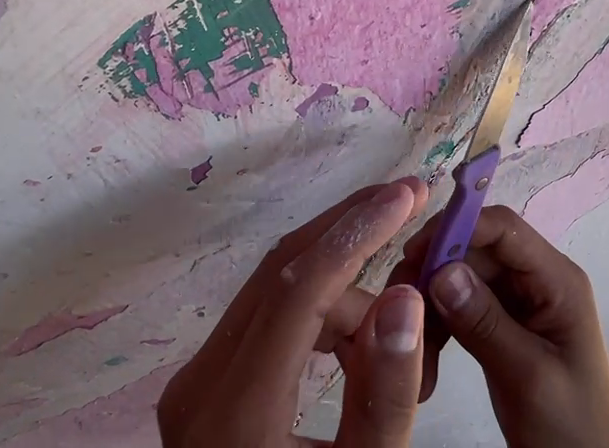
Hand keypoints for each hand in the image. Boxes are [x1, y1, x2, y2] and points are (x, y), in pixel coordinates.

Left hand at [159, 179, 428, 446]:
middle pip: (281, 272)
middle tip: (412, 200)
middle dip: (351, 228)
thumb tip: (404, 296)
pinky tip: (359, 344)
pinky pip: (270, 320)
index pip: (298, 289)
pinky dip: (319, 316)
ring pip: (279, 292)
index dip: (358, 233)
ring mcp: (196, 382)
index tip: (408, 195)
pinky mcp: (206, 385)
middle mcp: (200, 383)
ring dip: (343, 289)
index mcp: (234, 411)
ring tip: (400, 330)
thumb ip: (384, 395)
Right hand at [392, 206, 608, 446]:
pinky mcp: (501, 325)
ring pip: (461, 279)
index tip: (413, 252)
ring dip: (430, 305)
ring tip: (410, 346)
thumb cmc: (570, 424)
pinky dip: (438, 327)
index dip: (458, 227)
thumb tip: (440, 271)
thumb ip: (485, 322)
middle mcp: (536, 280)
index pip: (504, 229)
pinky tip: (425, 359)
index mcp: (556, 280)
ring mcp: (518, 302)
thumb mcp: (528, 376)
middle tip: (395, 307)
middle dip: (434, 272)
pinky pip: (460, 307)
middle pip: (475, 251)